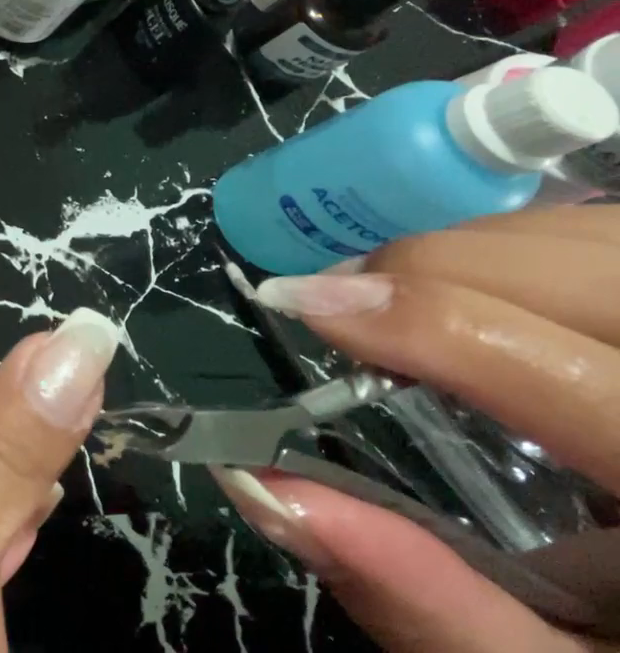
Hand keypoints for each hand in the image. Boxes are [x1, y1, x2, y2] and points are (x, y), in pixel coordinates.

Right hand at [223, 205, 619, 651]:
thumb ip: (426, 601)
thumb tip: (257, 484)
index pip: (584, 383)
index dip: (426, 322)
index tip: (295, 303)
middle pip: (594, 279)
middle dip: (438, 267)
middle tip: (336, 301)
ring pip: (600, 240)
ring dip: (476, 248)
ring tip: (390, 293)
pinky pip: (600, 241)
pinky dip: (524, 243)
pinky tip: (472, 288)